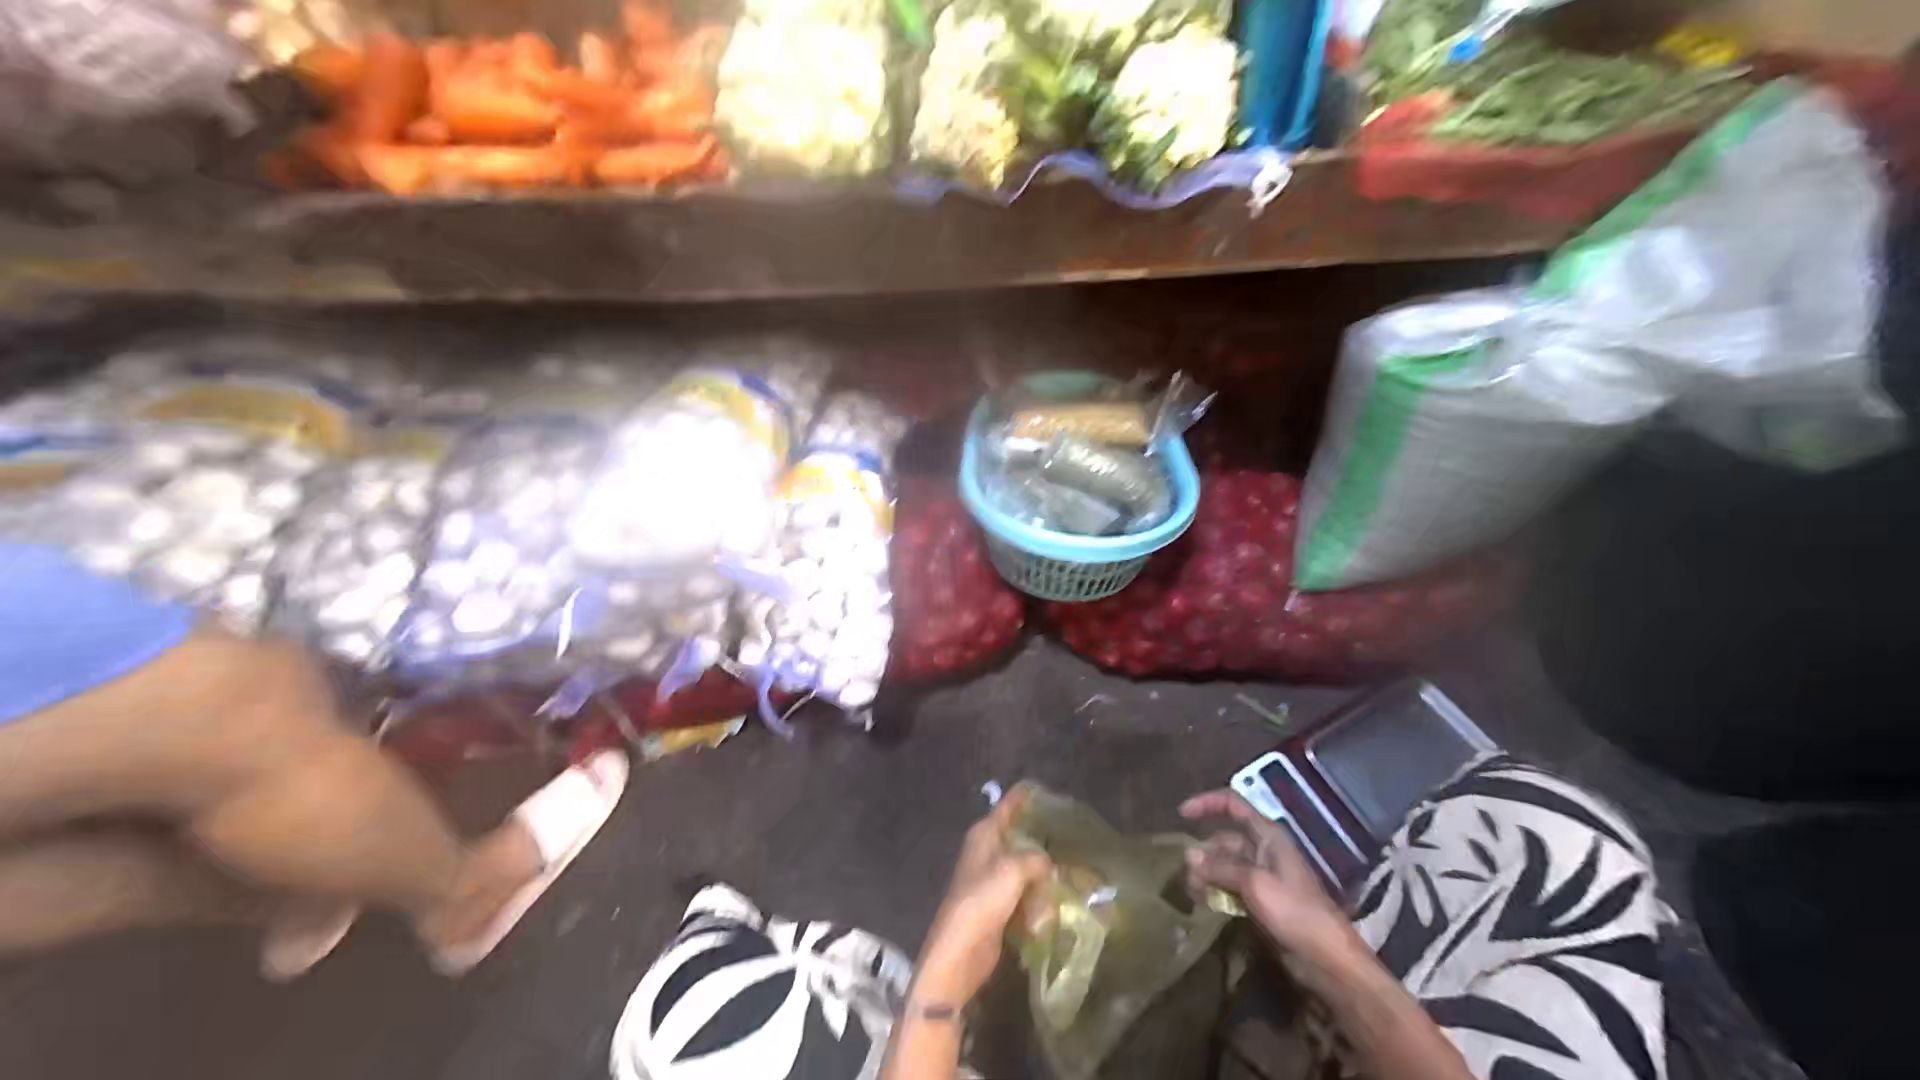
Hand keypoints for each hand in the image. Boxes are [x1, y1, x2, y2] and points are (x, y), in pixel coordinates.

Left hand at [912, 786, 1051, 1006]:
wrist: (960, 952)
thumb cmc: (982, 901)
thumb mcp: (1013, 870)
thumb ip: (1036, 858)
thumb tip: (1049, 864)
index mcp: (985, 833)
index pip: (1008, 805)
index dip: (1027, 796)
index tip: (1052, 791)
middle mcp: (988, 849)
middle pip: (1021, 835)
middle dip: (1044, 839)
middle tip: (1074, 837)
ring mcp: (993, 878)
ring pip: (1027, 866)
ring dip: (1044, 873)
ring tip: (1072, 872)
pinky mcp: (999, 904)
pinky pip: (1026, 892)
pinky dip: (1038, 896)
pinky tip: (1055, 901)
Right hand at [1179, 790, 1352, 960]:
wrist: (1328, 961)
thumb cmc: (1295, 912)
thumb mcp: (1254, 884)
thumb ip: (1219, 867)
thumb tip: (1188, 854)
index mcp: (1267, 835)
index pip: (1232, 803)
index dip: (1206, 803)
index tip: (1181, 815)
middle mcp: (1263, 849)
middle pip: (1224, 838)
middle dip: (1202, 852)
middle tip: (1186, 874)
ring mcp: (1262, 876)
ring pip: (1224, 865)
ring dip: (1206, 875)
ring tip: (1193, 893)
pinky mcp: (1261, 901)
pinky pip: (1230, 887)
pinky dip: (1215, 891)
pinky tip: (1204, 904)